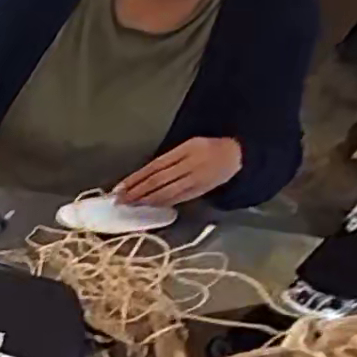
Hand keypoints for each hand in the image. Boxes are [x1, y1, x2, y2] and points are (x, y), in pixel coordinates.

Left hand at [115, 137, 242, 207]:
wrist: (237, 154)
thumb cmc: (206, 150)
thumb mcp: (187, 147)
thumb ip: (166, 162)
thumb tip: (137, 179)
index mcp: (187, 149)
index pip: (155, 166)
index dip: (135, 178)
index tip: (119, 188)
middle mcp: (192, 163)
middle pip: (158, 180)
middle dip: (136, 192)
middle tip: (120, 201)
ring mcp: (197, 178)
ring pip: (166, 193)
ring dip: (145, 201)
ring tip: (130, 206)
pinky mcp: (200, 191)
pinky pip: (176, 200)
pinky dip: (159, 205)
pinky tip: (147, 209)